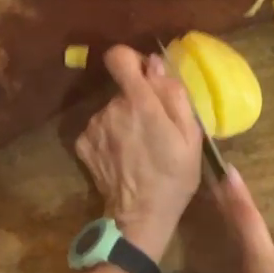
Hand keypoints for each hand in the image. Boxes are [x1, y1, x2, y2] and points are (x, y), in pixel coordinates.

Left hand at [75, 44, 203, 260]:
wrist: (139, 216)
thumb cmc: (174, 177)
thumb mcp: (190, 136)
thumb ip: (173, 94)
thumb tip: (155, 65)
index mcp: (139, 101)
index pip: (119, 56)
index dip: (132, 60)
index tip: (145, 76)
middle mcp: (110, 108)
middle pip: (121, 90)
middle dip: (137, 102)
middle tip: (155, 130)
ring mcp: (93, 127)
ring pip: (111, 111)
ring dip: (123, 122)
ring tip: (140, 149)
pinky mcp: (83, 144)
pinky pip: (100, 130)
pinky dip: (110, 138)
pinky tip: (123, 158)